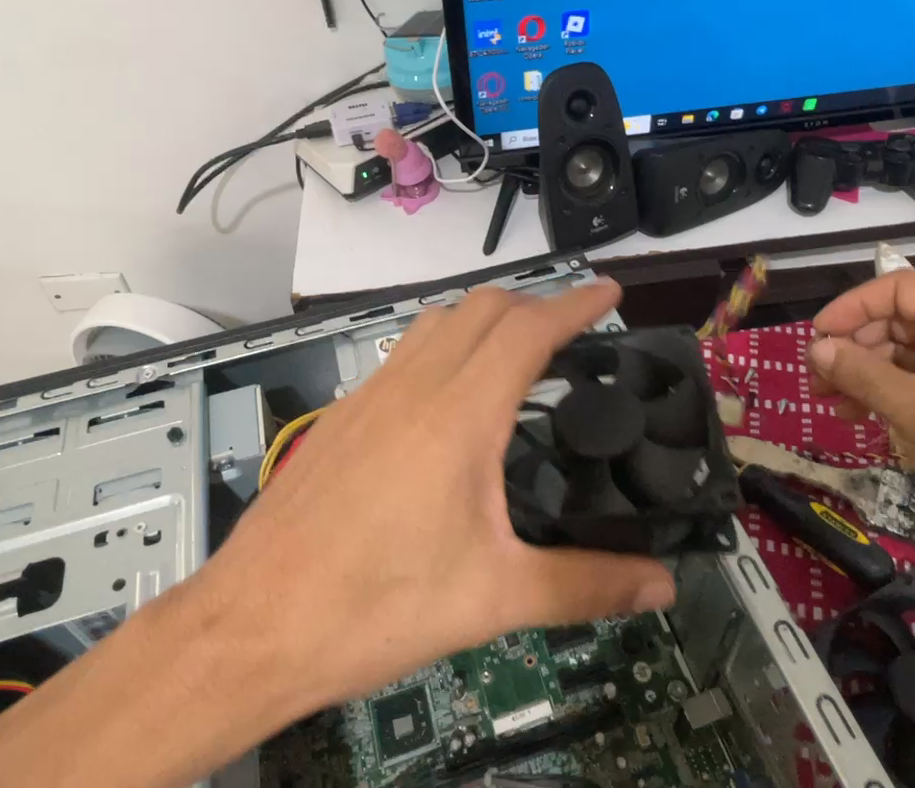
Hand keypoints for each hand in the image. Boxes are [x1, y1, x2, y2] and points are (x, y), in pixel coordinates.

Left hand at [203, 279, 673, 713]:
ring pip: (435, 323)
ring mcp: (368, 398)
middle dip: (533, 304)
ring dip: (483, 320)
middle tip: (573, 332)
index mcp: (457, 417)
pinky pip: (402, 356)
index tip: (607, 291)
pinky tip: (448, 403)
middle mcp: (411, 389)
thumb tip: (661, 585)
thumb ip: (585, 587)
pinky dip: (442, 349)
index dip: (574, 302)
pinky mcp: (340, 419)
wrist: (253, 625)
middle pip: (481, 308)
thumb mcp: (492, 600)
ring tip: (517, 354)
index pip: (527, 329)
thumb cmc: (374, 608)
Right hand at [805, 269, 914, 562]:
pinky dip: (885, 394)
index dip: (854, 305)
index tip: (816, 337)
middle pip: (900, 320)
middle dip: (854, 344)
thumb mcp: (912, 410)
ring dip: (863, 373)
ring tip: (829, 402)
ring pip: (904, 355)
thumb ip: (859, 372)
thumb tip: (816, 347)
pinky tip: (858, 417)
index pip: (901, 288)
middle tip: (816, 379)